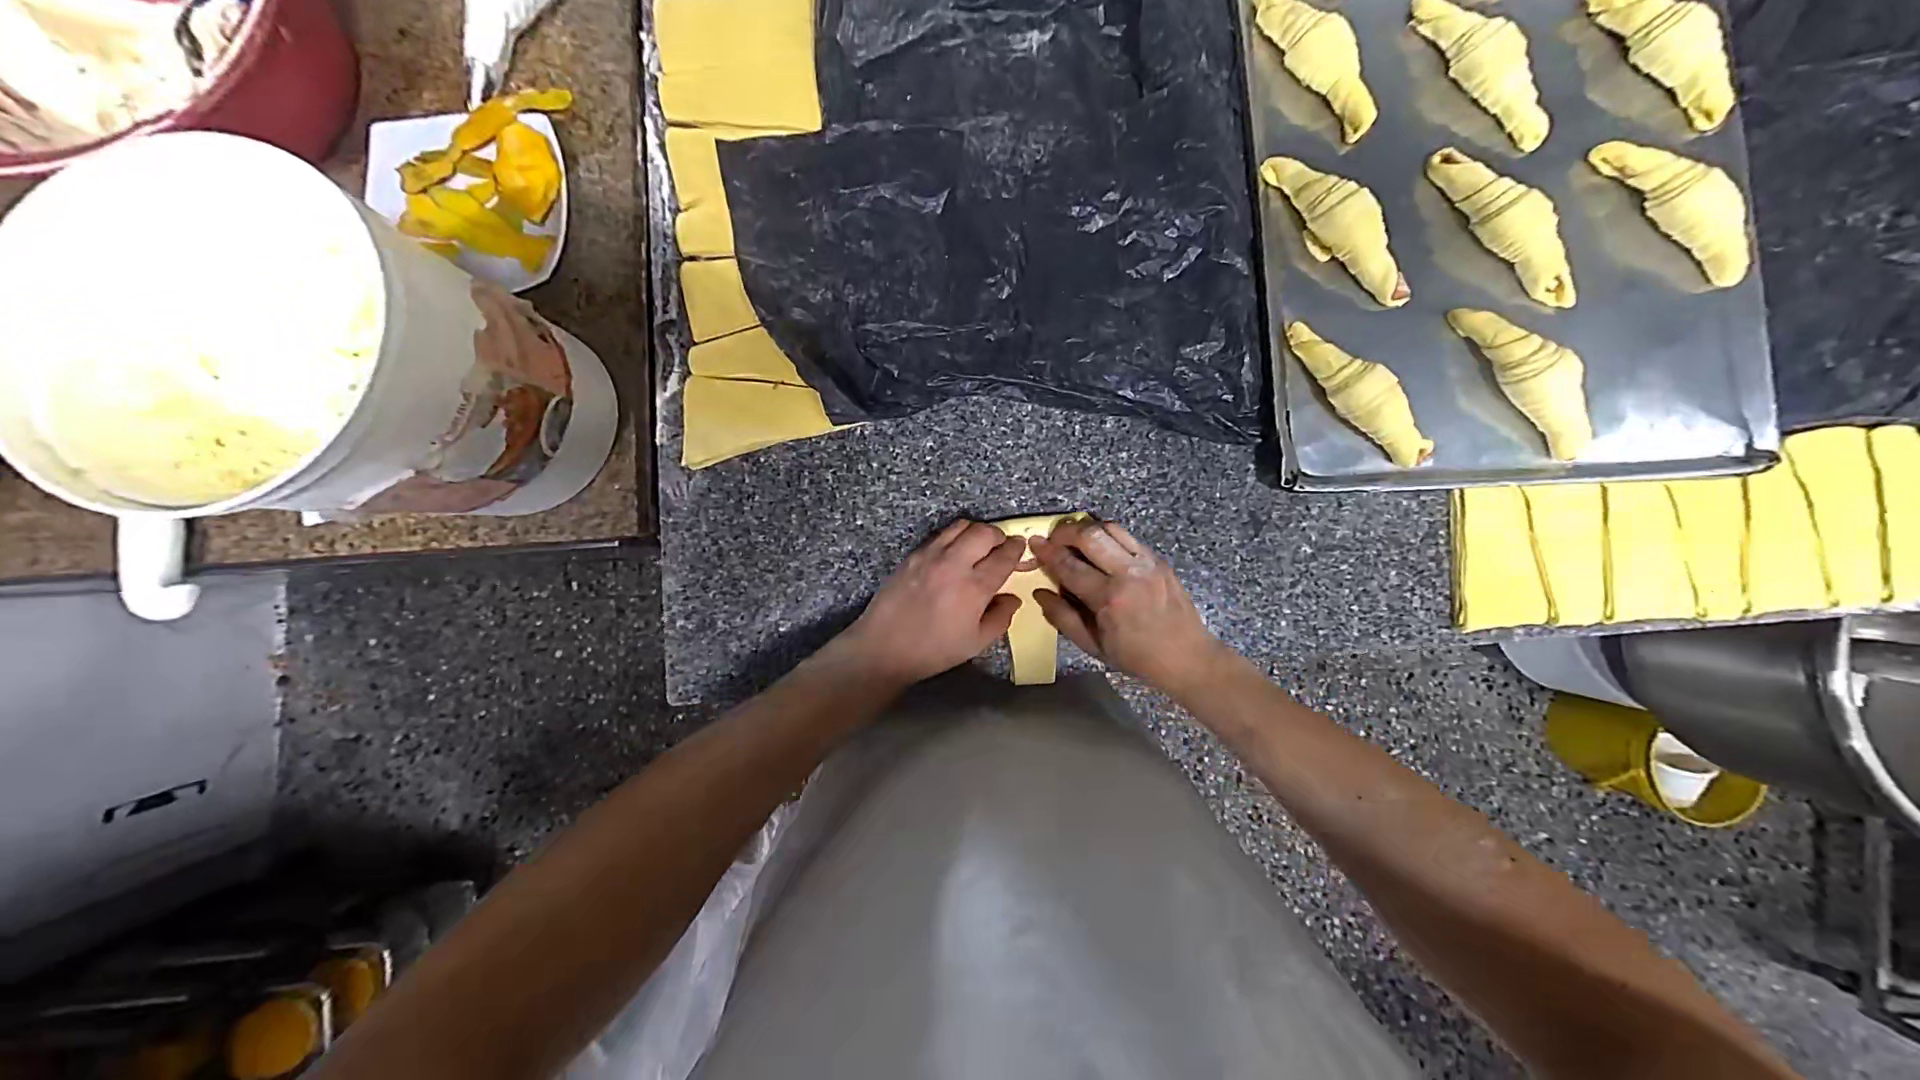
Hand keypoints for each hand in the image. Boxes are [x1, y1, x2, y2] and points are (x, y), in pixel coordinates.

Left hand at [819, 520, 1026, 688]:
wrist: (884, 647)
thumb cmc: (933, 651)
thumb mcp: (976, 643)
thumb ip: (1000, 617)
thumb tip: (1013, 598)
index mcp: (974, 588)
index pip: (1003, 556)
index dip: (1016, 549)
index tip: (1019, 548)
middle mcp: (954, 565)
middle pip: (984, 532)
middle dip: (998, 536)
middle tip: (1000, 547)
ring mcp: (931, 557)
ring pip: (961, 526)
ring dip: (976, 532)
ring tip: (978, 546)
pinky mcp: (913, 556)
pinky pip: (940, 535)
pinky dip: (953, 538)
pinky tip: (953, 554)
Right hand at [1029, 519, 1229, 692]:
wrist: (1186, 656)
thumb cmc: (1135, 656)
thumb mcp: (1092, 645)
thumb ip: (1062, 617)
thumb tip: (1039, 592)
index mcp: (1109, 599)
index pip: (1069, 566)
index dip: (1048, 552)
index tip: (1034, 543)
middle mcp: (1128, 574)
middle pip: (1090, 535)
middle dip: (1065, 532)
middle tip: (1053, 538)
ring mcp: (1147, 563)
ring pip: (1111, 527)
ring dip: (1087, 528)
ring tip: (1075, 538)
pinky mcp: (1159, 560)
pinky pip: (1128, 537)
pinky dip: (1109, 536)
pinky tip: (1100, 548)